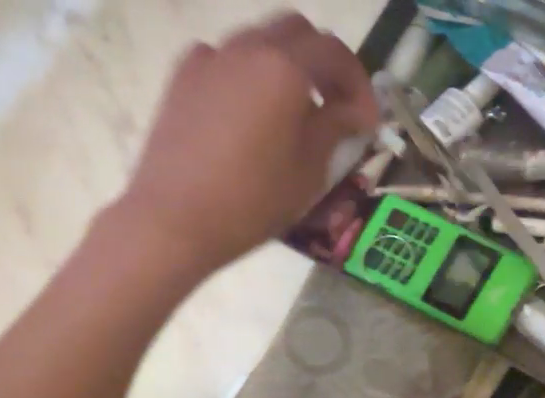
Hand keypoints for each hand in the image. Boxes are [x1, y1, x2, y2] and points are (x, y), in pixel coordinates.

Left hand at [113, 13, 376, 274]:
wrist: (176, 218)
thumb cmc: (254, 200)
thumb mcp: (310, 170)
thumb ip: (336, 127)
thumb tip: (354, 110)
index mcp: (284, 68)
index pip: (335, 53)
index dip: (360, 84)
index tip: (368, 121)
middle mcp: (247, 48)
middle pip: (297, 32)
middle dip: (324, 63)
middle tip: (337, 106)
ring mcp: (210, 58)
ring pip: (260, 42)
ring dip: (287, 67)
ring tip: (296, 114)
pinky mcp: (184, 77)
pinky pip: (227, 61)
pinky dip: (250, 76)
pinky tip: (252, 115)